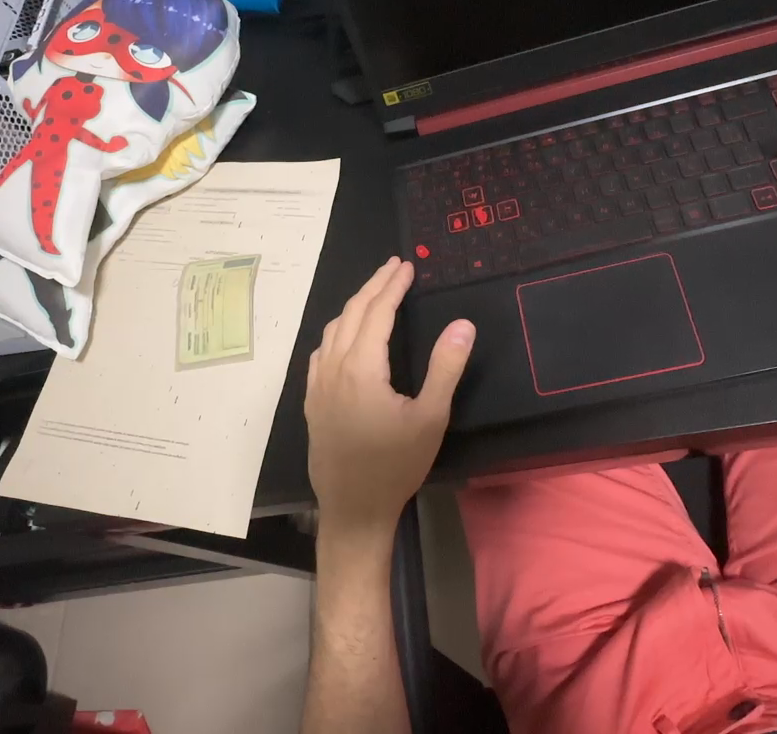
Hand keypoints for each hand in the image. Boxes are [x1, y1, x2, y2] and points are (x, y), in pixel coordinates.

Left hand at [306, 258, 475, 537]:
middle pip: (352, 313)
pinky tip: (345, 336)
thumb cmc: (395, 465)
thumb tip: (462, 324)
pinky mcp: (313, 401)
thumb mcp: (430, 417)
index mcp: (362, 367)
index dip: (392, 286)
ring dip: (354, 306)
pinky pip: (322, 351)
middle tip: (393, 267)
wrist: (353, 509)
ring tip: (375, 294)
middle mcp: (334, 368)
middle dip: (373, 286)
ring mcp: (319, 384)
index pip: (377, 312)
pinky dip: (338, 331)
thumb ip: (445, 367)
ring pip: (333, 330)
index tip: (406, 266)